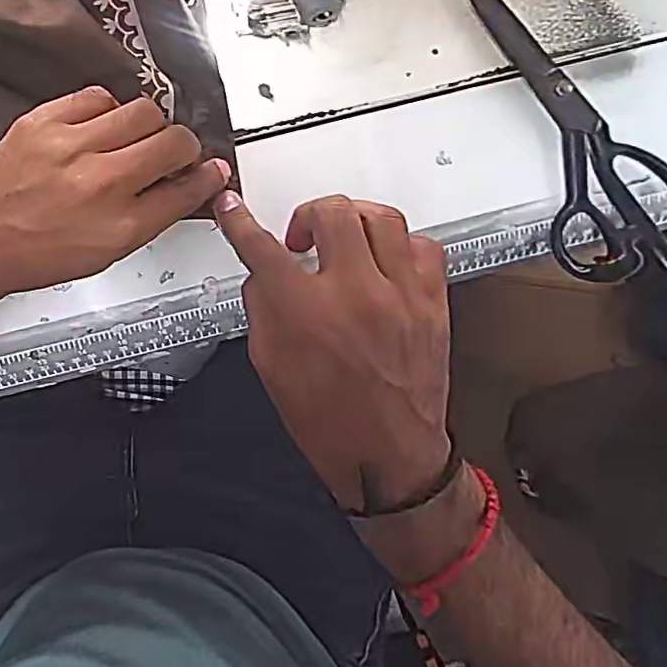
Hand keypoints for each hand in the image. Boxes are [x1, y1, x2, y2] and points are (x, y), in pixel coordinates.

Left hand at [0, 86, 230, 327]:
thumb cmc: (35, 254)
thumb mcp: (106, 252)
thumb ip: (152, 216)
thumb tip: (184, 186)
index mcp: (122, 226)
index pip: (187, 189)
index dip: (207, 177)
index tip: (212, 169)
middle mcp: (101, 184)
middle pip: (174, 142)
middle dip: (182, 147)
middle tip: (170, 152)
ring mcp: (70, 148)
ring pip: (143, 111)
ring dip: (148, 125)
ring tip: (131, 139)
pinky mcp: (42, 123)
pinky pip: (98, 96)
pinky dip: (107, 109)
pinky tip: (98, 126)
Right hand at [214, 193, 453, 514]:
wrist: (389, 458)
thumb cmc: (330, 421)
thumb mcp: (270, 365)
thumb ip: (261, 309)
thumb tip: (262, 274)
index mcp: (305, 314)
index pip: (260, 247)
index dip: (239, 221)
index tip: (233, 208)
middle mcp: (355, 296)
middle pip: (331, 213)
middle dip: (306, 215)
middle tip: (301, 237)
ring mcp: (400, 297)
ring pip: (380, 217)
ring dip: (352, 220)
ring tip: (343, 239)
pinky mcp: (433, 305)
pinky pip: (424, 246)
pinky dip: (399, 243)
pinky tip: (385, 258)